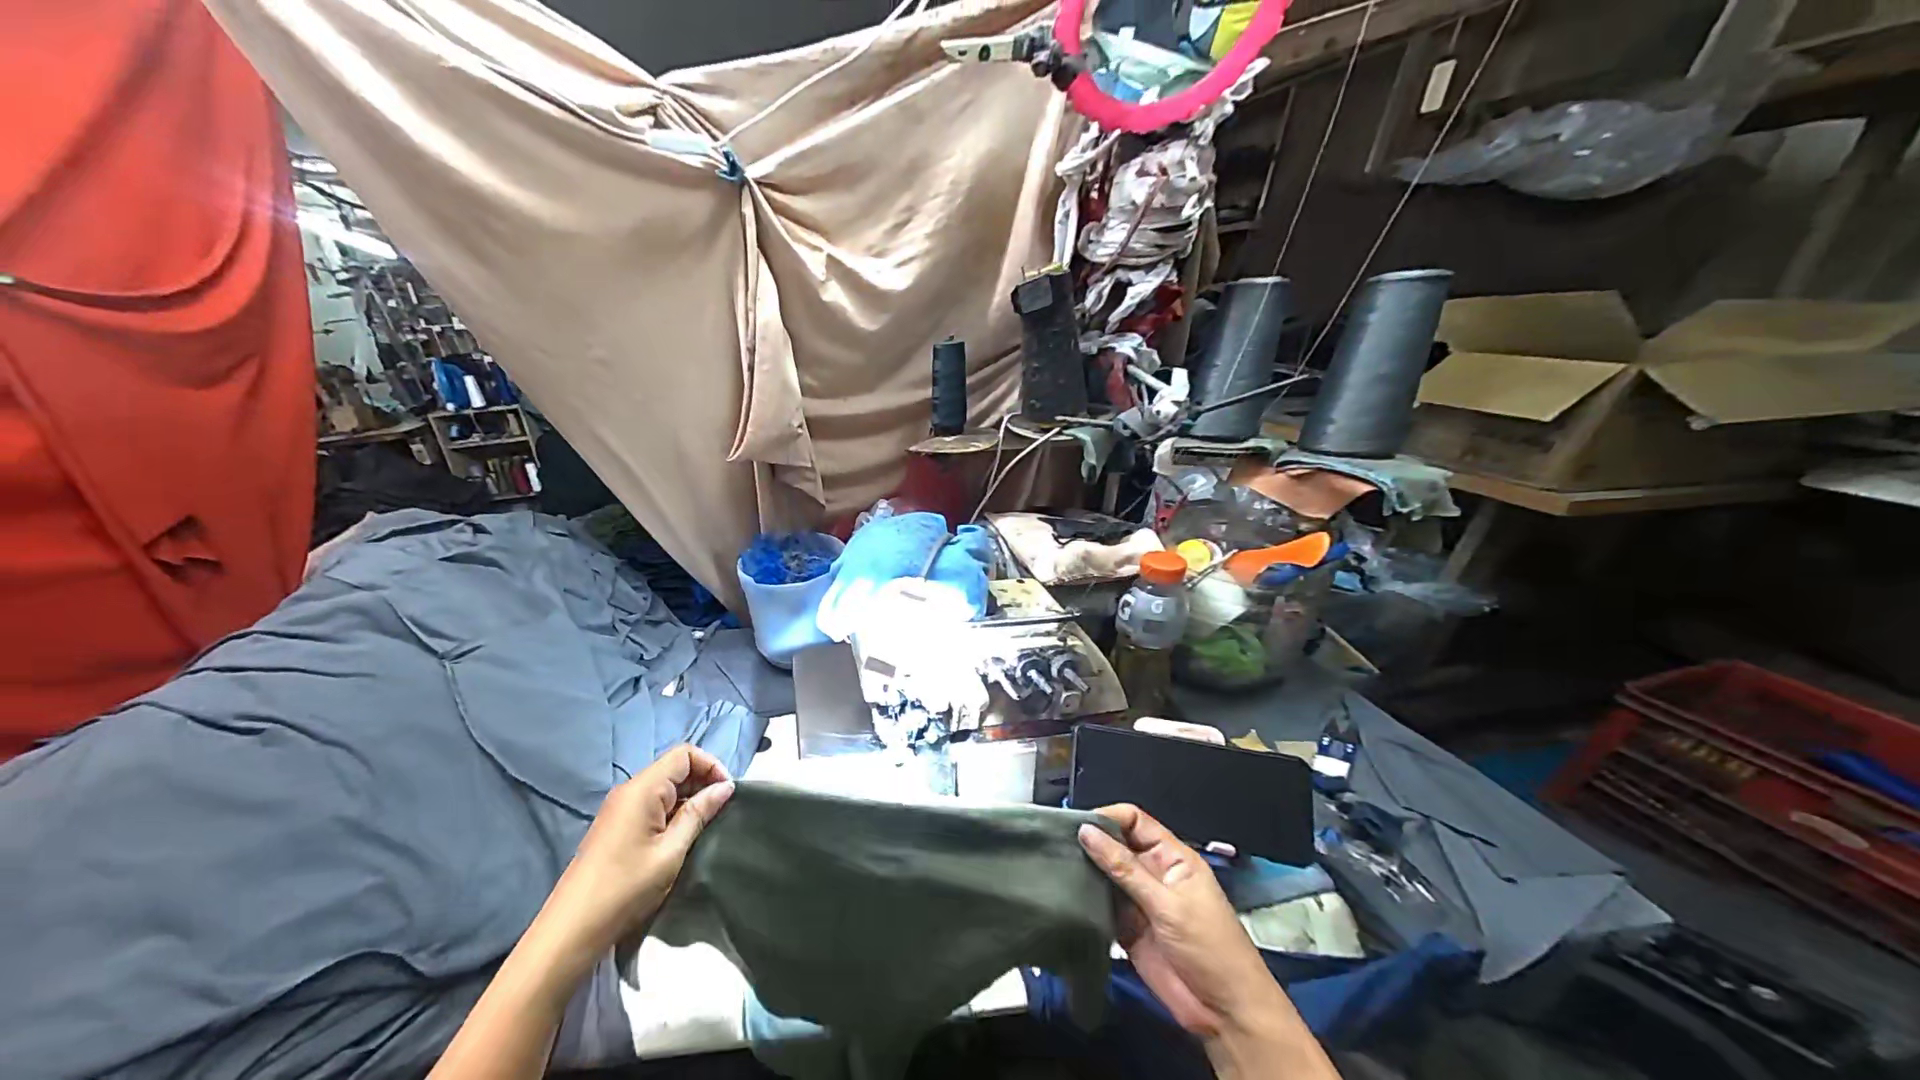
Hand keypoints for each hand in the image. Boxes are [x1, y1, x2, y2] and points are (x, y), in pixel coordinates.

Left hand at [541, 745, 734, 966]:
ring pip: (664, 787)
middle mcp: (629, 790)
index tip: (728, 792)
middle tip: (722, 810)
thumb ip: (699, 813)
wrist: (572, 929)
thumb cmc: (626, 888)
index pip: (685, 754)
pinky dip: (673, 811)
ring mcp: (620, 809)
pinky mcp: (616, 827)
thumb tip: (725, 787)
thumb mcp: (672, 850)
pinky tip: (683, 836)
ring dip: (689, 798)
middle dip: (703, 781)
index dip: (711, 765)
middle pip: (674, 768)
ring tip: (707, 824)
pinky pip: (652, 805)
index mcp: (642, 789)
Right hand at [1077, 805, 1290, 1039]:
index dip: (1108, 816)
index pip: (1134, 821)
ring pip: (1104, 873)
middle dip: (1090, 842)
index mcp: (1171, 857)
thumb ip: (1126, 869)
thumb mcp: (1169, 905)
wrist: (1225, 1013)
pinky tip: (1065, 894)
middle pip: (1115, 844)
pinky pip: (1101, 904)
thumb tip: (1088, 831)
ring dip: (1084, 870)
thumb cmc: (1211, 949)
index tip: (1078, 823)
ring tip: (1055, 865)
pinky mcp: (1126, 928)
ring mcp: (1138, 901)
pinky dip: (1085, 900)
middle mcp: (1152, 873)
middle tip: (1058, 843)